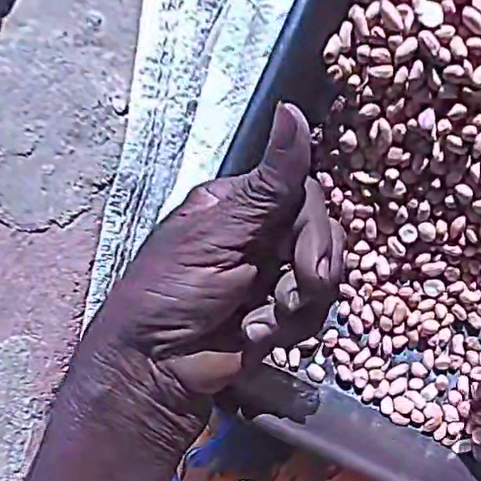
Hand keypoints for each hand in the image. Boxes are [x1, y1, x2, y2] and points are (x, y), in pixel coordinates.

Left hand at [57, 102, 343, 454]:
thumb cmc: (169, 294)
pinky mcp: (281, 313)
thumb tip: (292, 111)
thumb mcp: (218, 236)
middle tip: (289, 295)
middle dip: (311, 273)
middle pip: (323, 237)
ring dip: (297, 306)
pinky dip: (290, 329)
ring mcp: (274, 275)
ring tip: (260, 322)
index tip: (306, 261)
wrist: (155, 369)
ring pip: (324, 278)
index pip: (305, 196)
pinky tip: (255, 336)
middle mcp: (262, 234)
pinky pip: (314, 313)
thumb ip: (268, 186)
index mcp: (242, 204)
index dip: (315, 230)